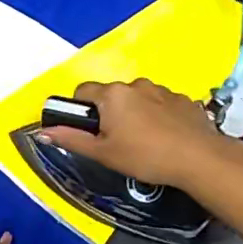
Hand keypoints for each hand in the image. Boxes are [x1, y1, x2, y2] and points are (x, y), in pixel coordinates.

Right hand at [38, 79, 233, 187]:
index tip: (89, 129)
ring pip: (138, 99)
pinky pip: (161, 104)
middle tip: (116, 141)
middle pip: (112, 95)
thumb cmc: (145, 156)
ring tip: (144, 141)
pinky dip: (158, 116)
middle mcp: (136, 84)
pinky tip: (165, 137)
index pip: (83, 91)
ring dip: (135, 113)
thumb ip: (72, 139)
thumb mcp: (103, 153)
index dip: (80, 110)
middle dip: (110, 113)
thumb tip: (43, 132)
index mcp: (112, 95)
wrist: (199, 158)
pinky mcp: (184, 99)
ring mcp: (163, 90)